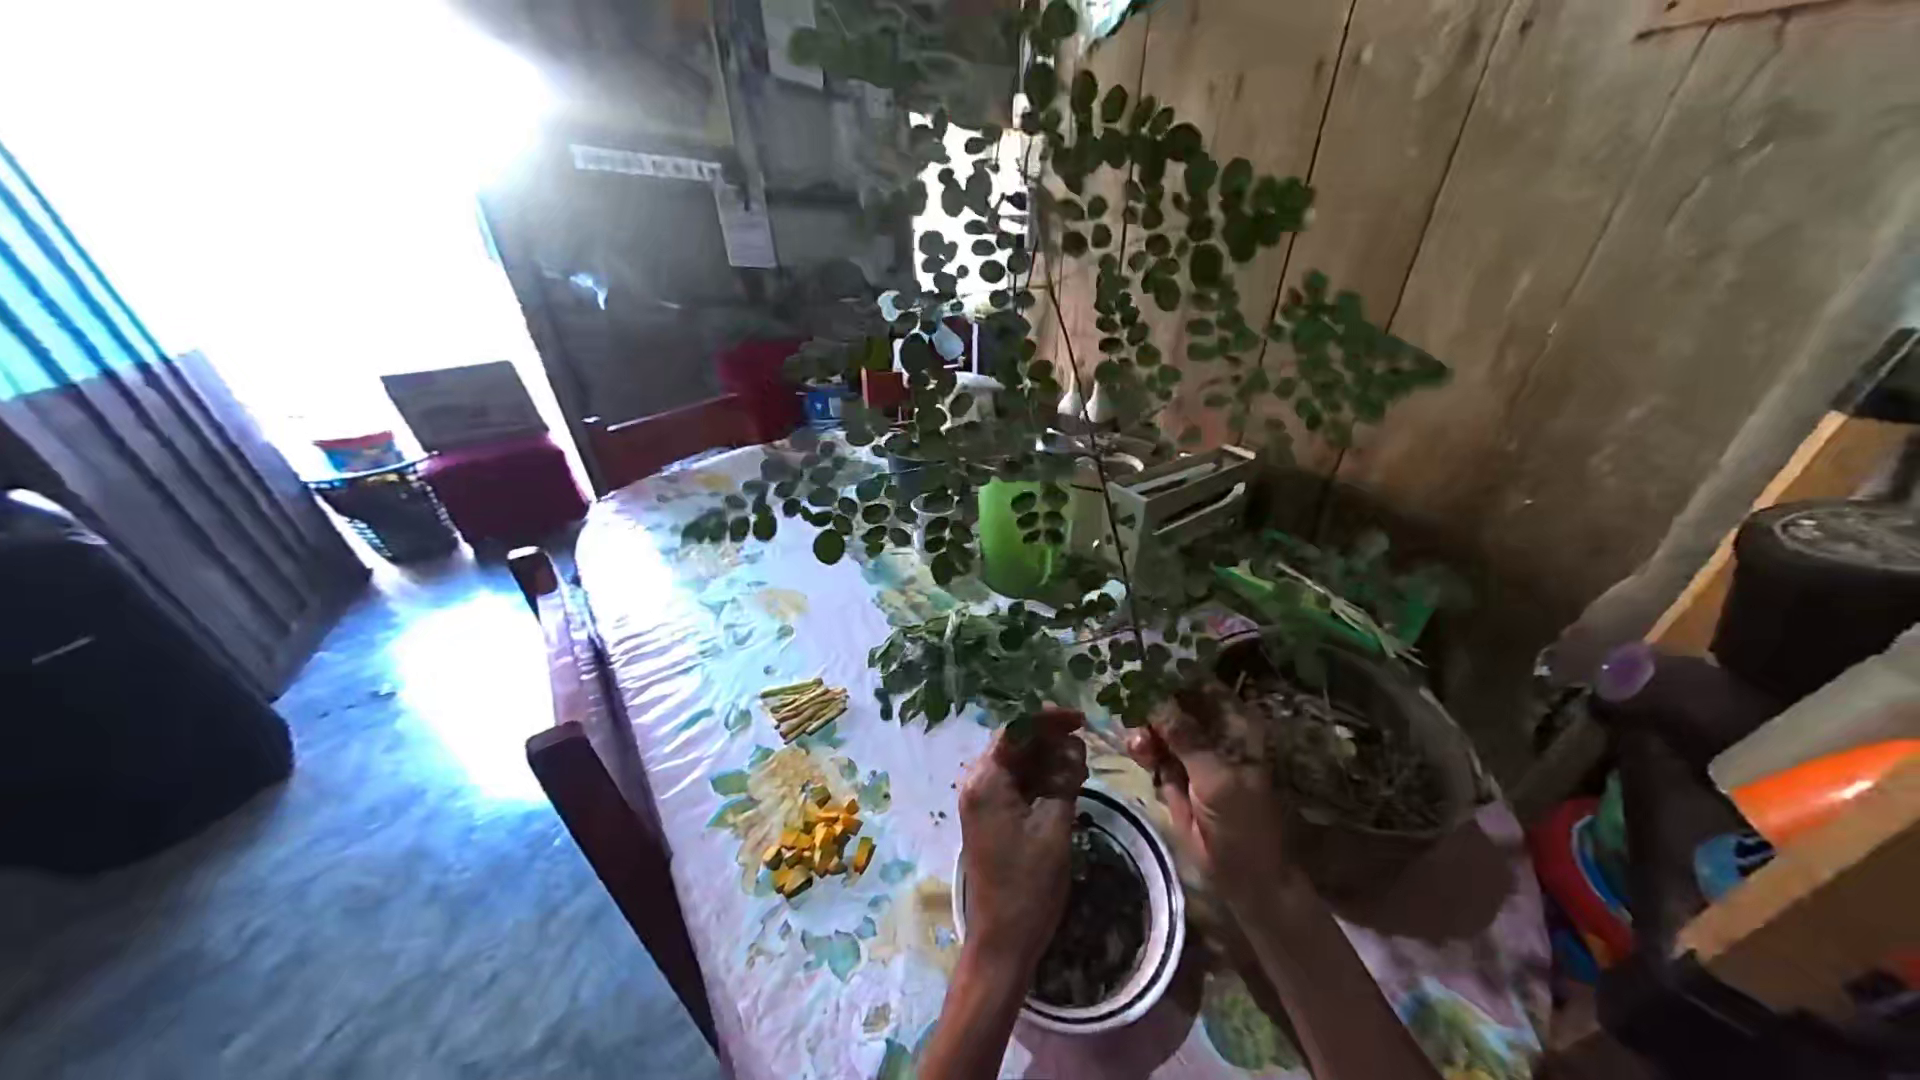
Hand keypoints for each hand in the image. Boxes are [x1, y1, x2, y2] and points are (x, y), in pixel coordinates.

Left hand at [957, 707, 1087, 969]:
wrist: (1003, 939)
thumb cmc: (1029, 884)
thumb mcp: (1055, 827)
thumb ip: (1064, 779)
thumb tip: (1073, 747)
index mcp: (986, 780)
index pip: (1016, 730)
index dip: (1048, 720)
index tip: (1080, 719)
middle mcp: (976, 782)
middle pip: (1015, 744)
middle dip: (1050, 741)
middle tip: (1084, 748)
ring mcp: (981, 799)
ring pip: (1016, 763)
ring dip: (1046, 760)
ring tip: (1079, 767)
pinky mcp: (989, 815)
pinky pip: (1014, 784)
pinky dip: (1038, 779)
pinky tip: (1064, 784)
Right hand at [1127, 683, 1299, 905]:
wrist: (1243, 876)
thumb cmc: (1243, 822)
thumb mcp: (1215, 776)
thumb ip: (1185, 736)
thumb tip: (1155, 697)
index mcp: (1234, 725)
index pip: (1202, 686)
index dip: (1174, 674)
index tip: (1143, 665)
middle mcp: (1211, 732)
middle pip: (1174, 703)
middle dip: (1150, 700)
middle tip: (1126, 698)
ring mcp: (1190, 754)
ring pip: (1158, 726)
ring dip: (1144, 728)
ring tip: (1138, 743)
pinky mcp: (1173, 774)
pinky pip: (1151, 751)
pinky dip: (1142, 749)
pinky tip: (1137, 753)